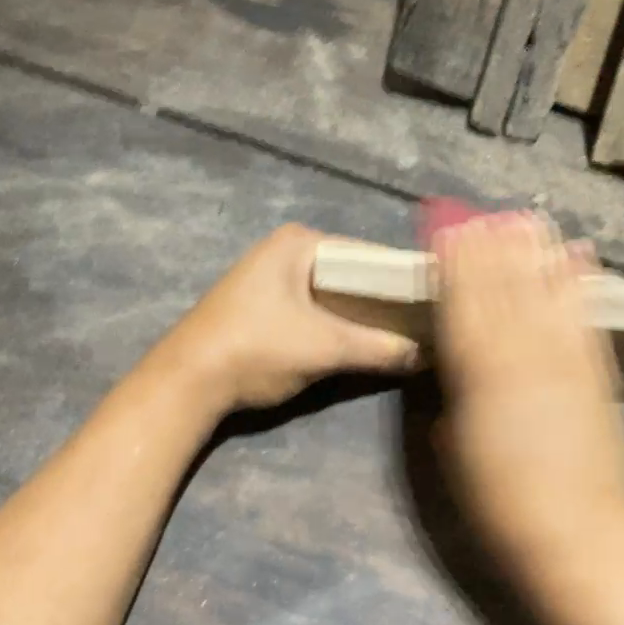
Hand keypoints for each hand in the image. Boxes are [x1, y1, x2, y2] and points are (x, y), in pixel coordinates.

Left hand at [152, 224, 419, 411]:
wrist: (188, 381)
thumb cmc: (257, 348)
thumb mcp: (326, 348)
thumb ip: (379, 349)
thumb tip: (425, 356)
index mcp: (300, 243)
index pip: (370, 255)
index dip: (404, 281)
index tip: (434, 305)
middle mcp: (286, 252)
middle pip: (353, 276)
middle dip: (385, 302)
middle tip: (424, 327)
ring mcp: (272, 280)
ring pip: (335, 297)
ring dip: (363, 319)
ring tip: (402, 339)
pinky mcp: (265, 309)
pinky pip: (317, 312)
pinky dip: (339, 328)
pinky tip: (362, 347)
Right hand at [432, 214, 623, 574]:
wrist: (579, 533)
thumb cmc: (499, 503)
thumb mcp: (452, 449)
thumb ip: (449, 394)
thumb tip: (450, 359)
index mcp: (479, 370)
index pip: (462, 299)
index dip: (453, 260)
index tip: (443, 226)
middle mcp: (524, 349)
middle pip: (503, 283)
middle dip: (488, 244)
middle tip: (476, 212)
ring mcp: (568, 355)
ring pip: (546, 287)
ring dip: (532, 250)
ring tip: (521, 218)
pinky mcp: (600, 370)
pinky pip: (588, 312)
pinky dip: (580, 281)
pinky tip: (578, 255)